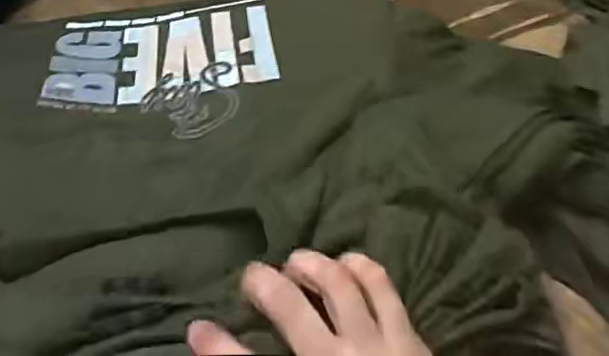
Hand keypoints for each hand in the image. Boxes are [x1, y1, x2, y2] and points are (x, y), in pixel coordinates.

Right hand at [187, 251, 431, 355]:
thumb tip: (226, 350)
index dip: (218, 347)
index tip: (197, 327)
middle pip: (289, 308)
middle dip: (262, 284)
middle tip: (251, 277)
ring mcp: (378, 345)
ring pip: (336, 283)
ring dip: (311, 265)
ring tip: (297, 262)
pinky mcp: (410, 338)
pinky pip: (382, 285)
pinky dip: (360, 266)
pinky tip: (349, 263)